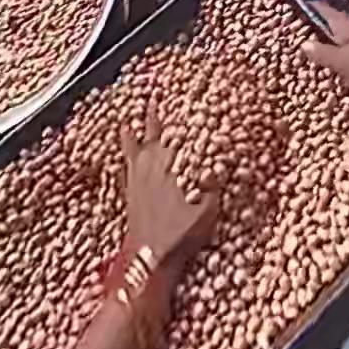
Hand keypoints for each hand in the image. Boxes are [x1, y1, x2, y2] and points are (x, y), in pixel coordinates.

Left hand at [122, 104, 217, 263]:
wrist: (151, 254)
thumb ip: (214, 177)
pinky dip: (127, 140)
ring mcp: (139, 168)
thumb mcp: (209, 203)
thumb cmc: (182, 229)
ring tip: (145, 104)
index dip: (190, 112)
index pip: (183, 128)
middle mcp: (155, 158)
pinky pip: (128, 153)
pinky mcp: (130, 181)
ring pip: (140, 136)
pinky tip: (126, 133)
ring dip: (143, 121)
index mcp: (174, 158)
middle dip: (162, 111)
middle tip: (164, 94)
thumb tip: (223, 154)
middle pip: (158, 127)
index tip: (194, 96)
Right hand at [300, 5, 348, 103]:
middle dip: (320, 28)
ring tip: (317, 54)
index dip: (312, 6)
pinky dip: (346, 61)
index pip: (326, 11)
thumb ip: (323, 53)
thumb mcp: (343, 62)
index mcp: (348, 27)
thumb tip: (303, 42)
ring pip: (347, 42)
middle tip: (301, 33)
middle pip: (336, 26)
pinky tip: (341, 72)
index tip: (299, 3)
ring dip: (333, 46)